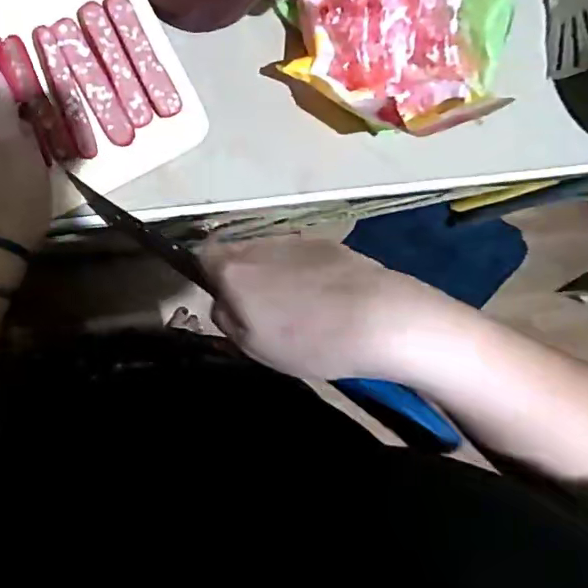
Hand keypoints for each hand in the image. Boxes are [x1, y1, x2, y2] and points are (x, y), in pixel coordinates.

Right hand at [202, 238, 472, 381]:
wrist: (387, 320)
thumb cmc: (309, 339)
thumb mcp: (251, 346)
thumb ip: (224, 319)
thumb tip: (222, 302)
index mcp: (231, 268)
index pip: (200, 256)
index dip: (206, 276)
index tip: (223, 301)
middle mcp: (258, 245)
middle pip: (236, 254)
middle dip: (242, 277)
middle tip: (261, 311)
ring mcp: (296, 241)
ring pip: (270, 256)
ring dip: (275, 276)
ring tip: (301, 310)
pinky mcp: (331, 245)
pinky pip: (303, 259)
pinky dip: (307, 276)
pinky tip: (329, 303)